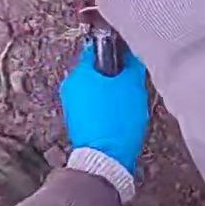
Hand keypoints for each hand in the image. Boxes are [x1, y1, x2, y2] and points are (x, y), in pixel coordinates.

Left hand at [59, 43, 150, 174]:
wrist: (106, 158)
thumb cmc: (118, 121)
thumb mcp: (133, 86)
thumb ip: (132, 64)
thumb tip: (133, 53)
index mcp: (80, 74)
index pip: (98, 47)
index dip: (117, 50)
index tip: (129, 56)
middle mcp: (71, 86)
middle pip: (97, 69)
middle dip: (116, 73)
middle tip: (132, 81)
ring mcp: (72, 104)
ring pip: (97, 86)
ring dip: (112, 89)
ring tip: (127, 100)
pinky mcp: (77, 119)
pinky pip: (94, 103)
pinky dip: (106, 104)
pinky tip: (120, 114)